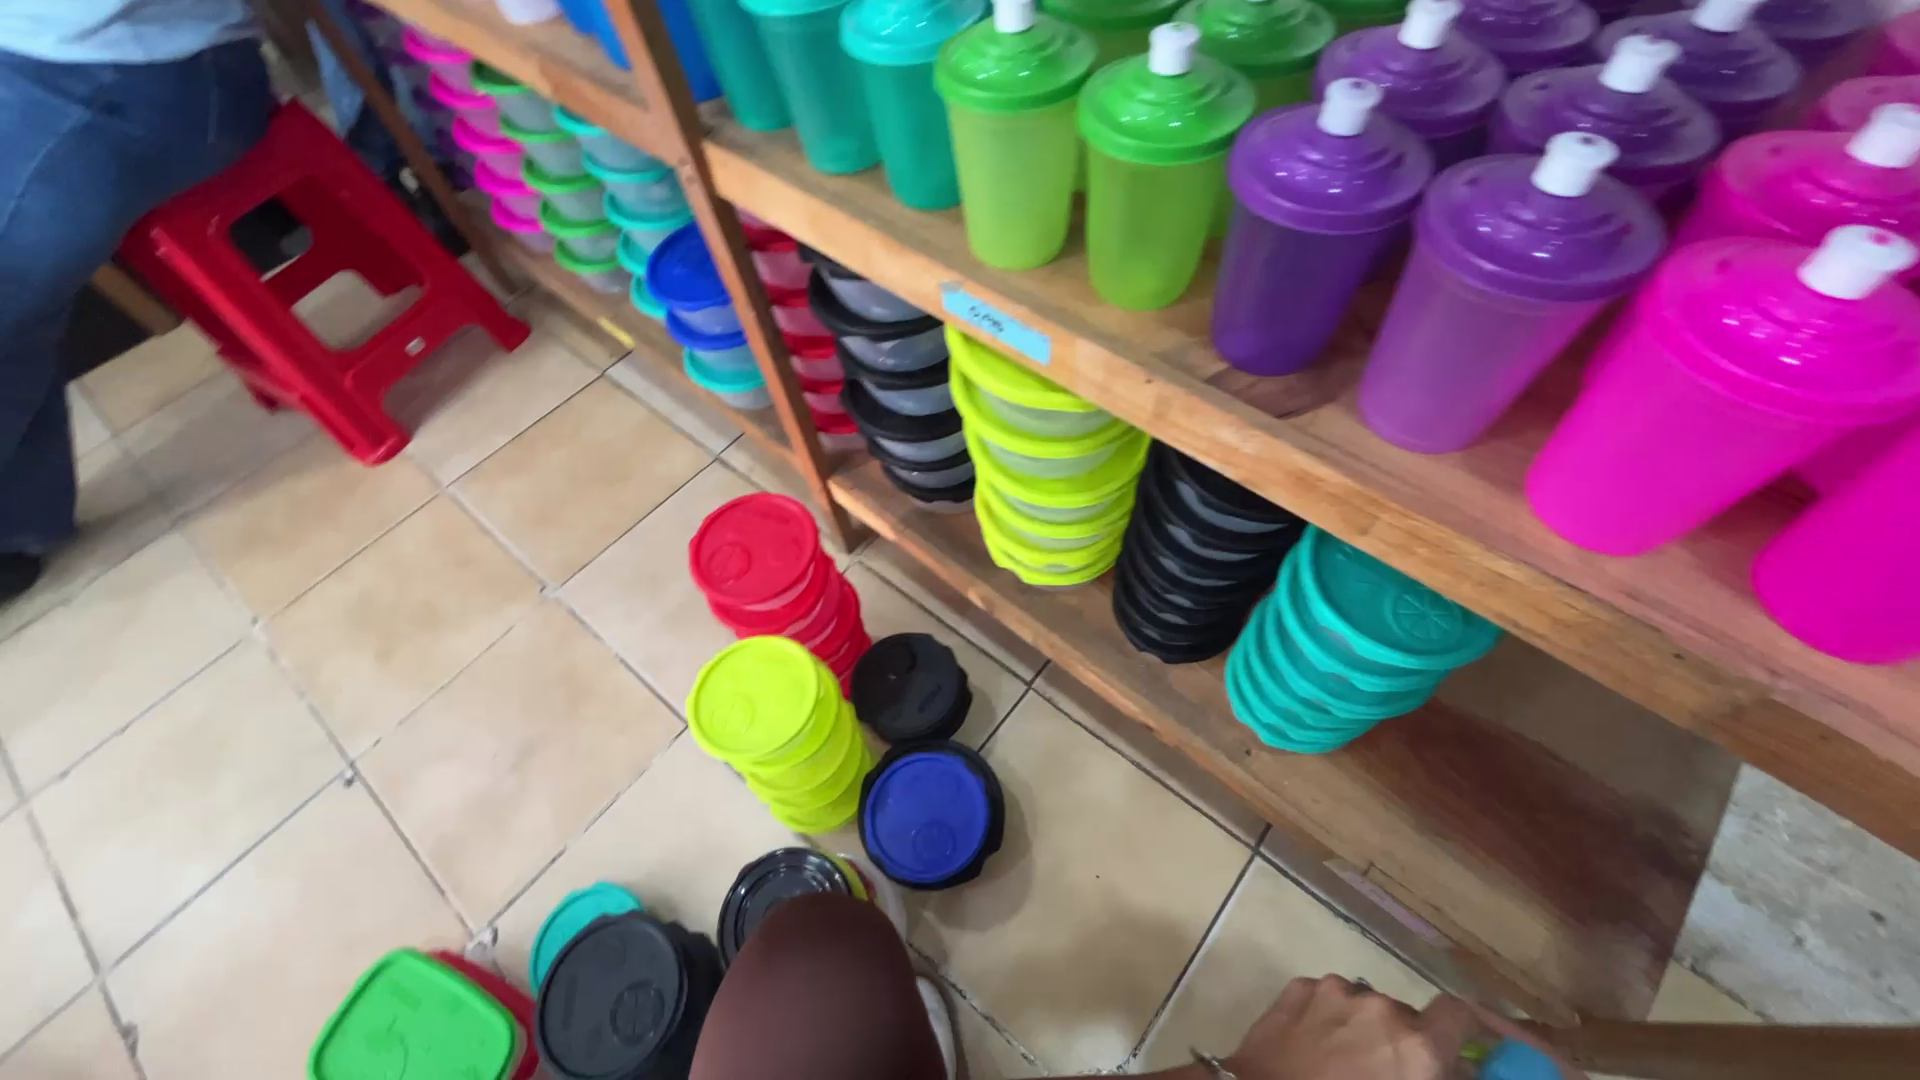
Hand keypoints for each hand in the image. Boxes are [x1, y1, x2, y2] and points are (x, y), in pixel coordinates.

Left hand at [1224, 976, 1487, 1079]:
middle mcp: (1380, 1006)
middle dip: (1406, 1043)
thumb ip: (1437, 1078)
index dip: (1475, 1026)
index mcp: (1416, 1045)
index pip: (1461, 1015)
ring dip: (1365, 1030)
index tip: (1478, 1041)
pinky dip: (1331, 1019)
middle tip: (1390, 1074)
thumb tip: (1457, 1069)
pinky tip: (1316, 1048)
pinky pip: (1329, 1000)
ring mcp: (1334, 990)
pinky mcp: (1299, 986)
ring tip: (1346, 1065)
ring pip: (1365, 1008)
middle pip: (1408, 1018)